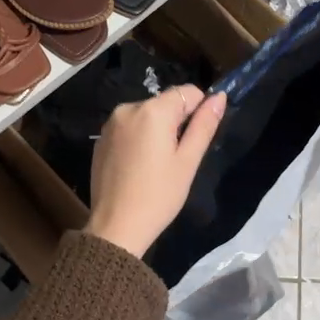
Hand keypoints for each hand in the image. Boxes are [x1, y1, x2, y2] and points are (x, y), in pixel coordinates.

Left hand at [85, 86, 225, 257]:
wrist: (116, 227)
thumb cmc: (159, 195)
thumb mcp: (188, 161)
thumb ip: (204, 125)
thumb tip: (218, 97)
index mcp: (153, 111)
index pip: (188, 92)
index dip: (199, 111)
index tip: (197, 139)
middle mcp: (128, 108)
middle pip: (165, 103)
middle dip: (177, 122)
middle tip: (178, 157)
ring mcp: (110, 124)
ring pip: (146, 115)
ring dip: (157, 130)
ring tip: (158, 164)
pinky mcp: (101, 139)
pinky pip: (129, 128)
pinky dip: (139, 139)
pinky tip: (139, 166)